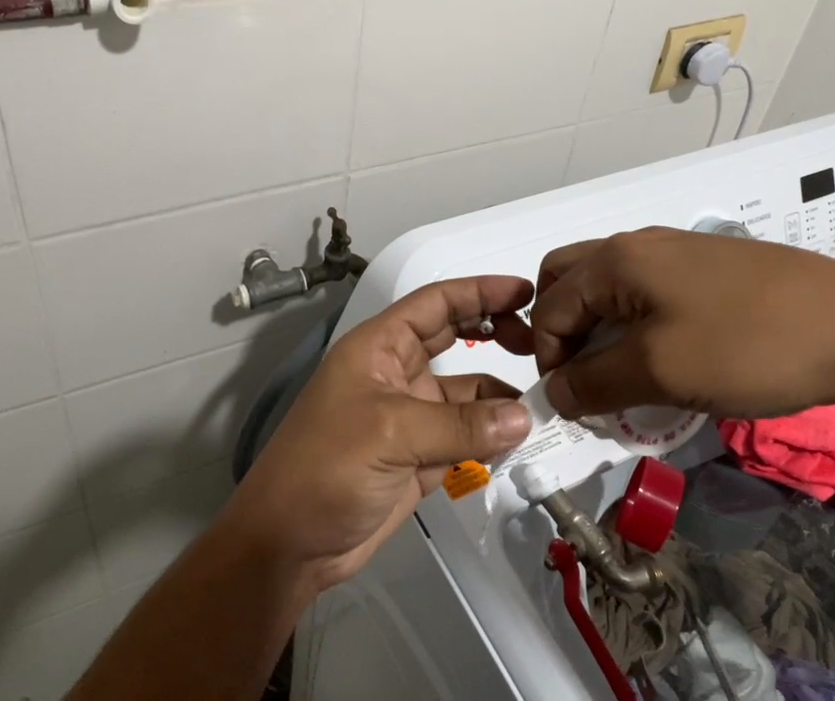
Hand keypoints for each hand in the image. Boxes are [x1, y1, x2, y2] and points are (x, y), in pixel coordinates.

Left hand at [221, 276, 535, 591]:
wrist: (290, 542)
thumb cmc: (327, 467)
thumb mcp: (391, 434)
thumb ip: (460, 425)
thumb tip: (523, 417)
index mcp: (378, 348)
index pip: (435, 303)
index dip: (479, 292)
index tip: (526, 291)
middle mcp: (395, 374)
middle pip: (453, 338)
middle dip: (495, 334)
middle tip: (540, 344)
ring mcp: (408, 416)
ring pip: (465, 393)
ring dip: (499, 398)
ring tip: (544, 406)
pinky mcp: (419, 457)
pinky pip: (465, 436)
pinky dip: (492, 437)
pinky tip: (519, 442)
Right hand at [508, 226, 834, 419]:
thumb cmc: (750, 347)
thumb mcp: (660, 371)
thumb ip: (593, 382)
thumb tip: (554, 392)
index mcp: (617, 259)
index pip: (548, 306)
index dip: (548, 358)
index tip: (574, 404)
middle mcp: (641, 243)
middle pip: (569, 280)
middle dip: (563, 329)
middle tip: (584, 375)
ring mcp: (681, 251)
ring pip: (613, 287)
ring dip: (601, 328)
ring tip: (625, 374)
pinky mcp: (716, 268)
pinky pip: (651, 291)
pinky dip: (638, 323)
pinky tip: (672, 357)